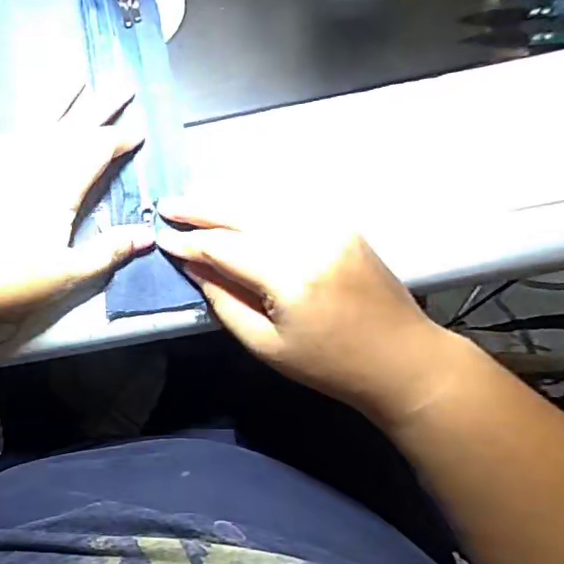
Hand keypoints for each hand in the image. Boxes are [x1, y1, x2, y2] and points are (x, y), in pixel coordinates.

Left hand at [0, 85, 154, 317]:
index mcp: (61, 185)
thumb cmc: (12, 280)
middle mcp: (32, 161)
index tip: (140, 130)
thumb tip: (147, 235)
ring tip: (75, 76)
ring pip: (32, 119)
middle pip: (73, 126)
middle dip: (101, 106)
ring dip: (55, 97)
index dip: (121, 139)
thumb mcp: (68, 273)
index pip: (99, 150)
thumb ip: (109, 250)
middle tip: (123, 85)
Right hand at [155, 196, 471, 424]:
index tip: (162, 238)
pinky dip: (259, 200)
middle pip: (243, 212)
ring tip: (194, 199)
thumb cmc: (328, 365)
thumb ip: (224, 300)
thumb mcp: (265, 344)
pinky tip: (238, 201)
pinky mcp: (343, 224)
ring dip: (227, 198)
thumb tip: (193, 265)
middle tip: (167, 204)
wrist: (401, 358)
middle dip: (201, 207)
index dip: (190, 242)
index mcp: (290, 276)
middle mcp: (310, 239)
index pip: (225, 247)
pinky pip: (290, 204)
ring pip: (266, 200)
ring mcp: (331, 226)